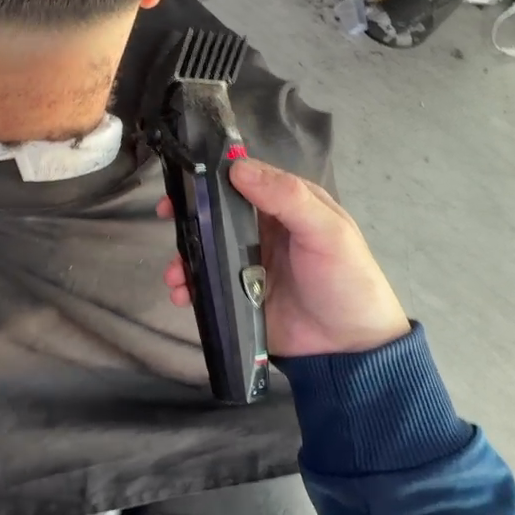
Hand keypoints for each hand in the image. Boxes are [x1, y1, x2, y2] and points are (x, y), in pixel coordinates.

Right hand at [159, 159, 410, 356]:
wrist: (348, 346)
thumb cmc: (346, 279)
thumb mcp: (326, 231)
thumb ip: (287, 197)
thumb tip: (238, 168)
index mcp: (285, 204)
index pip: (243, 178)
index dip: (211, 174)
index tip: (183, 178)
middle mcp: (261, 229)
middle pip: (214, 213)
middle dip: (186, 216)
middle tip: (166, 217)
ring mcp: (244, 262)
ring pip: (203, 249)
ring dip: (183, 257)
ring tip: (176, 275)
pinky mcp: (235, 293)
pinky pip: (204, 283)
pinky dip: (187, 287)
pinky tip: (182, 295)